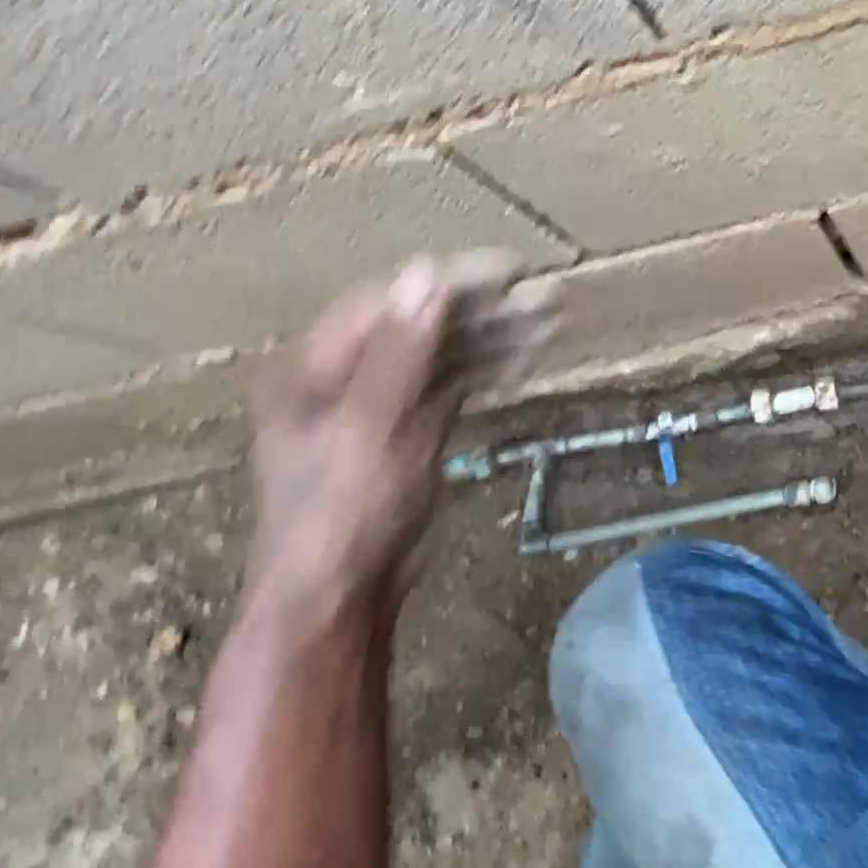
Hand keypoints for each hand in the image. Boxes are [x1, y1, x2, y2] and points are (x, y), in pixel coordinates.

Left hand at [243, 252, 559, 622]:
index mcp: (315, 368)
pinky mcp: (409, 431)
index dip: (451, 283)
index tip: (513, 272)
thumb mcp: (370, 429)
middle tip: (549, 298)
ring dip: (496, 339)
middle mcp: (344, 376)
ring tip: (552, 321)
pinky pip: (452, 386)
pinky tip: (525, 361)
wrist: (341, 594)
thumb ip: (399, 352)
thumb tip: (426, 275)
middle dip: (487, 311)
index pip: (390, 303)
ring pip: (444, 356)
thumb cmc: (343, 514)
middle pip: (423, 326)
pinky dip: (488, 372)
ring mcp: (378, 405)